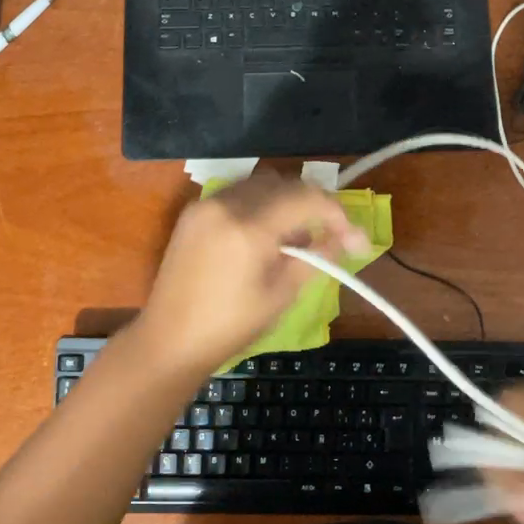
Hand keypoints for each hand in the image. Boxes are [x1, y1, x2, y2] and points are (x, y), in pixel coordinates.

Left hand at [127, 175, 366, 374]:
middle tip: (328, 237)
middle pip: (285, 184)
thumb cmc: (230, 326)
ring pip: (261, 183)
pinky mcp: (193, 212)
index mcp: (249, 228)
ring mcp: (205, 204)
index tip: (354, 239)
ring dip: (286, 201)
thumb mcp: (282, 294)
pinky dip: (260, 204)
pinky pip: (238, 194)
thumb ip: (316, 257)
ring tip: (296, 238)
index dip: (338, 214)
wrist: (169, 340)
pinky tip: (265, 235)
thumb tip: (345, 238)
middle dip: (313, 205)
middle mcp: (226, 205)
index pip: (307, 198)